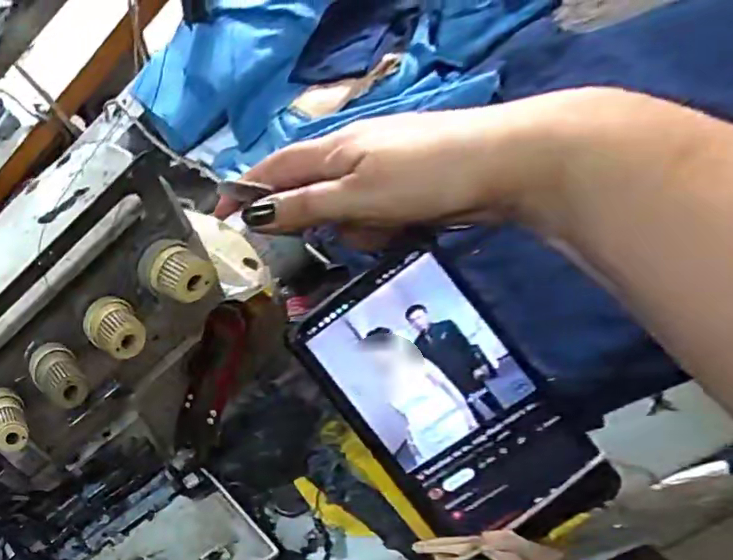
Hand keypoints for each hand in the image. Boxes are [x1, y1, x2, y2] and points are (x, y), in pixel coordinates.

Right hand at [212, 90, 622, 243]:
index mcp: (333, 149)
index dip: (241, 191)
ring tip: (377, 229)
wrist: (515, 161)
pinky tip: (397, 227)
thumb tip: (254, 215)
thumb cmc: (426, 174)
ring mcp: (381, 167)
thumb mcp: (352, 196)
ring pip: (336, 210)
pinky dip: (373, 226)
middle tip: (319, 237)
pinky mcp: (405, 184)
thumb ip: (299, 207)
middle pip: (303, 193)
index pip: (271, 170)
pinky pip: (367, 214)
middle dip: (306, 220)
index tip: (217, 217)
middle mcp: (352, 152)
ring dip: (348, 228)